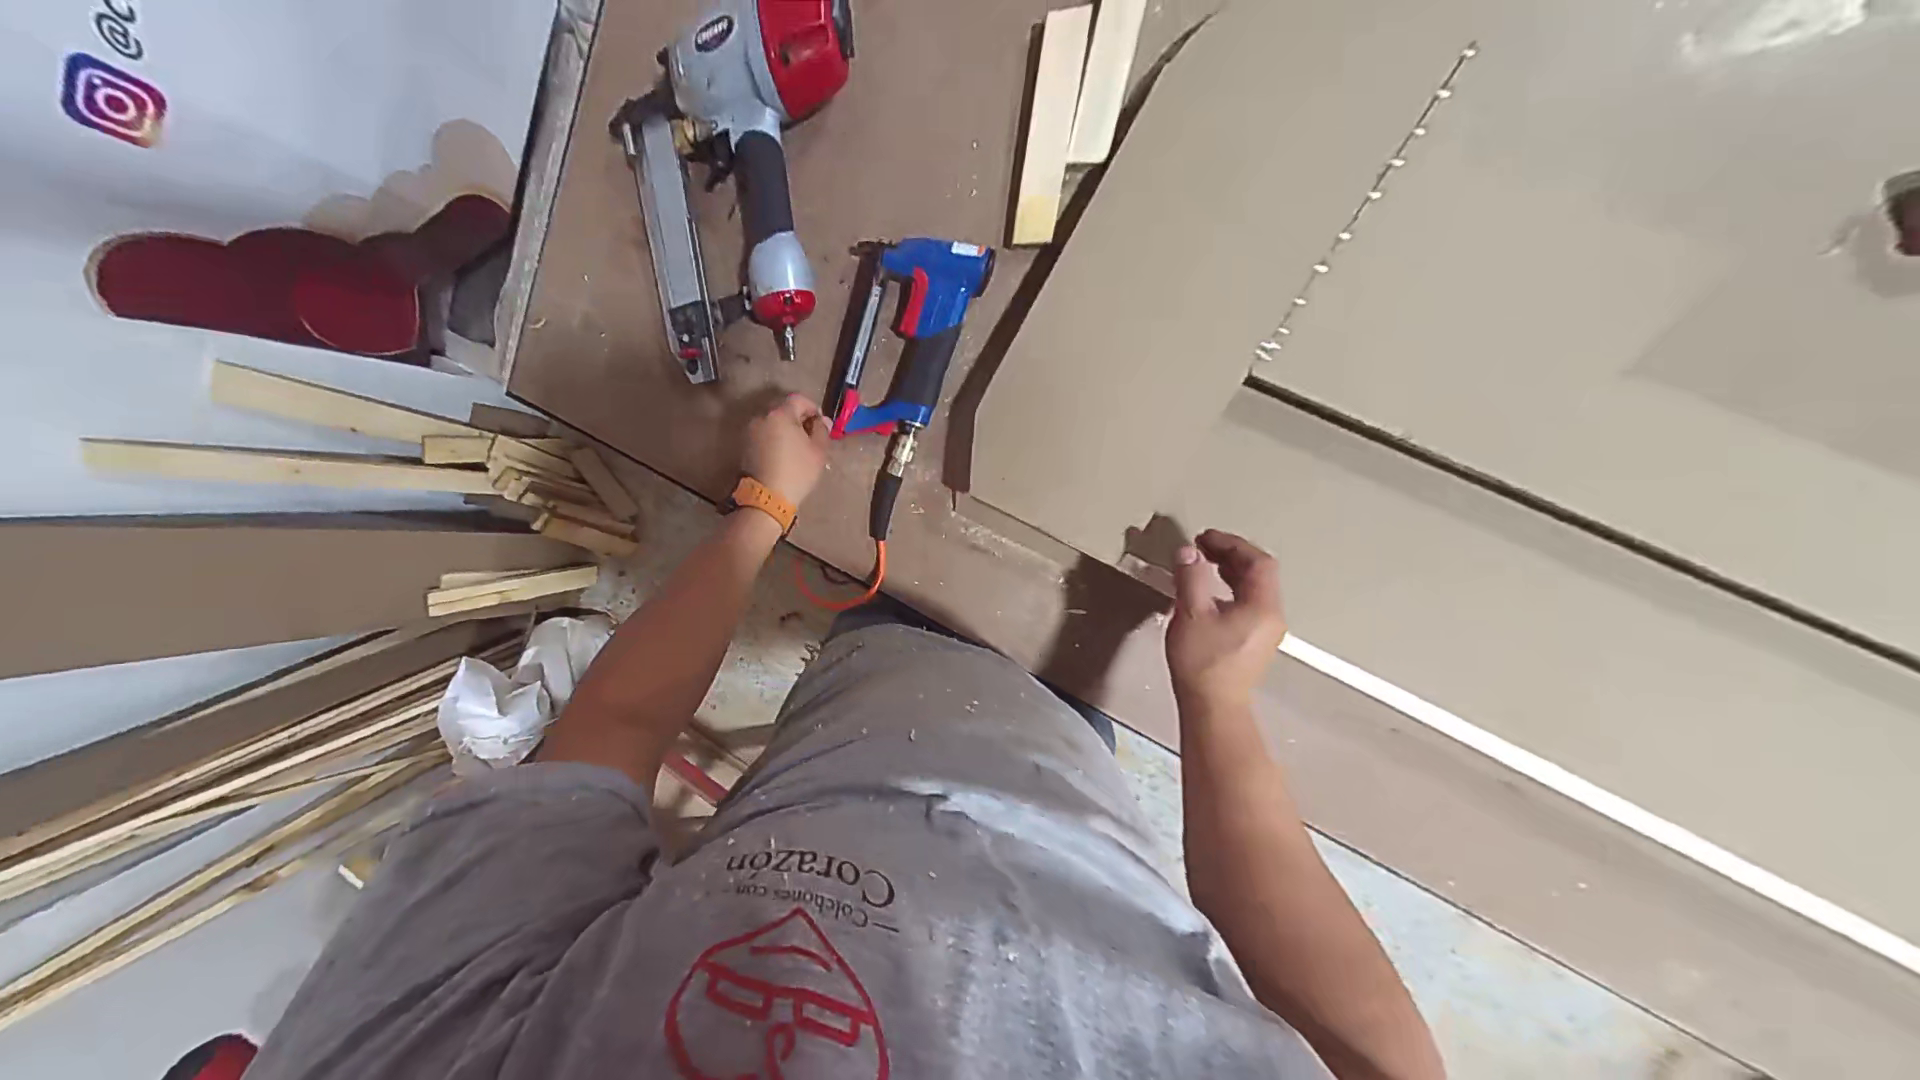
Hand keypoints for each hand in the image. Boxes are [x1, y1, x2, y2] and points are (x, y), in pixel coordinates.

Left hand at [742, 393, 831, 506]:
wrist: (766, 497)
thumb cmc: (797, 472)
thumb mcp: (818, 452)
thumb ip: (822, 431)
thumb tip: (822, 421)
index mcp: (781, 414)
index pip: (799, 399)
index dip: (813, 408)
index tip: (821, 423)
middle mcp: (762, 417)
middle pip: (783, 408)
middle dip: (799, 417)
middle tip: (811, 435)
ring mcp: (751, 431)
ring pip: (773, 422)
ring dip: (786, 428)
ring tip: (797, 446)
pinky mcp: (745, 445)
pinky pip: (764, 434)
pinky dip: (775, 438)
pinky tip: (784, 454)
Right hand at [1166, 530, 1287, 710]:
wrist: (1212, 706)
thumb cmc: (1203, 662)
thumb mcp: (1191, 613)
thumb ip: (1190, 577)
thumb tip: (1187, 552)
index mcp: (1263, 606)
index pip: (1257, 561)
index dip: (1231, 543)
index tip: (1204, 538)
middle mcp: (1271, 616)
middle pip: (1258, 573)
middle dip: (1230, 554)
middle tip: (1202, 547)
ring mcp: (1265, 631)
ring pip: (1253, 589)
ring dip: (1229, 571)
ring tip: (1202, 564)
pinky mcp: (1253, 643)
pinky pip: (1247, 604)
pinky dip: (1229, 589)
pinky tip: (1207, 593)